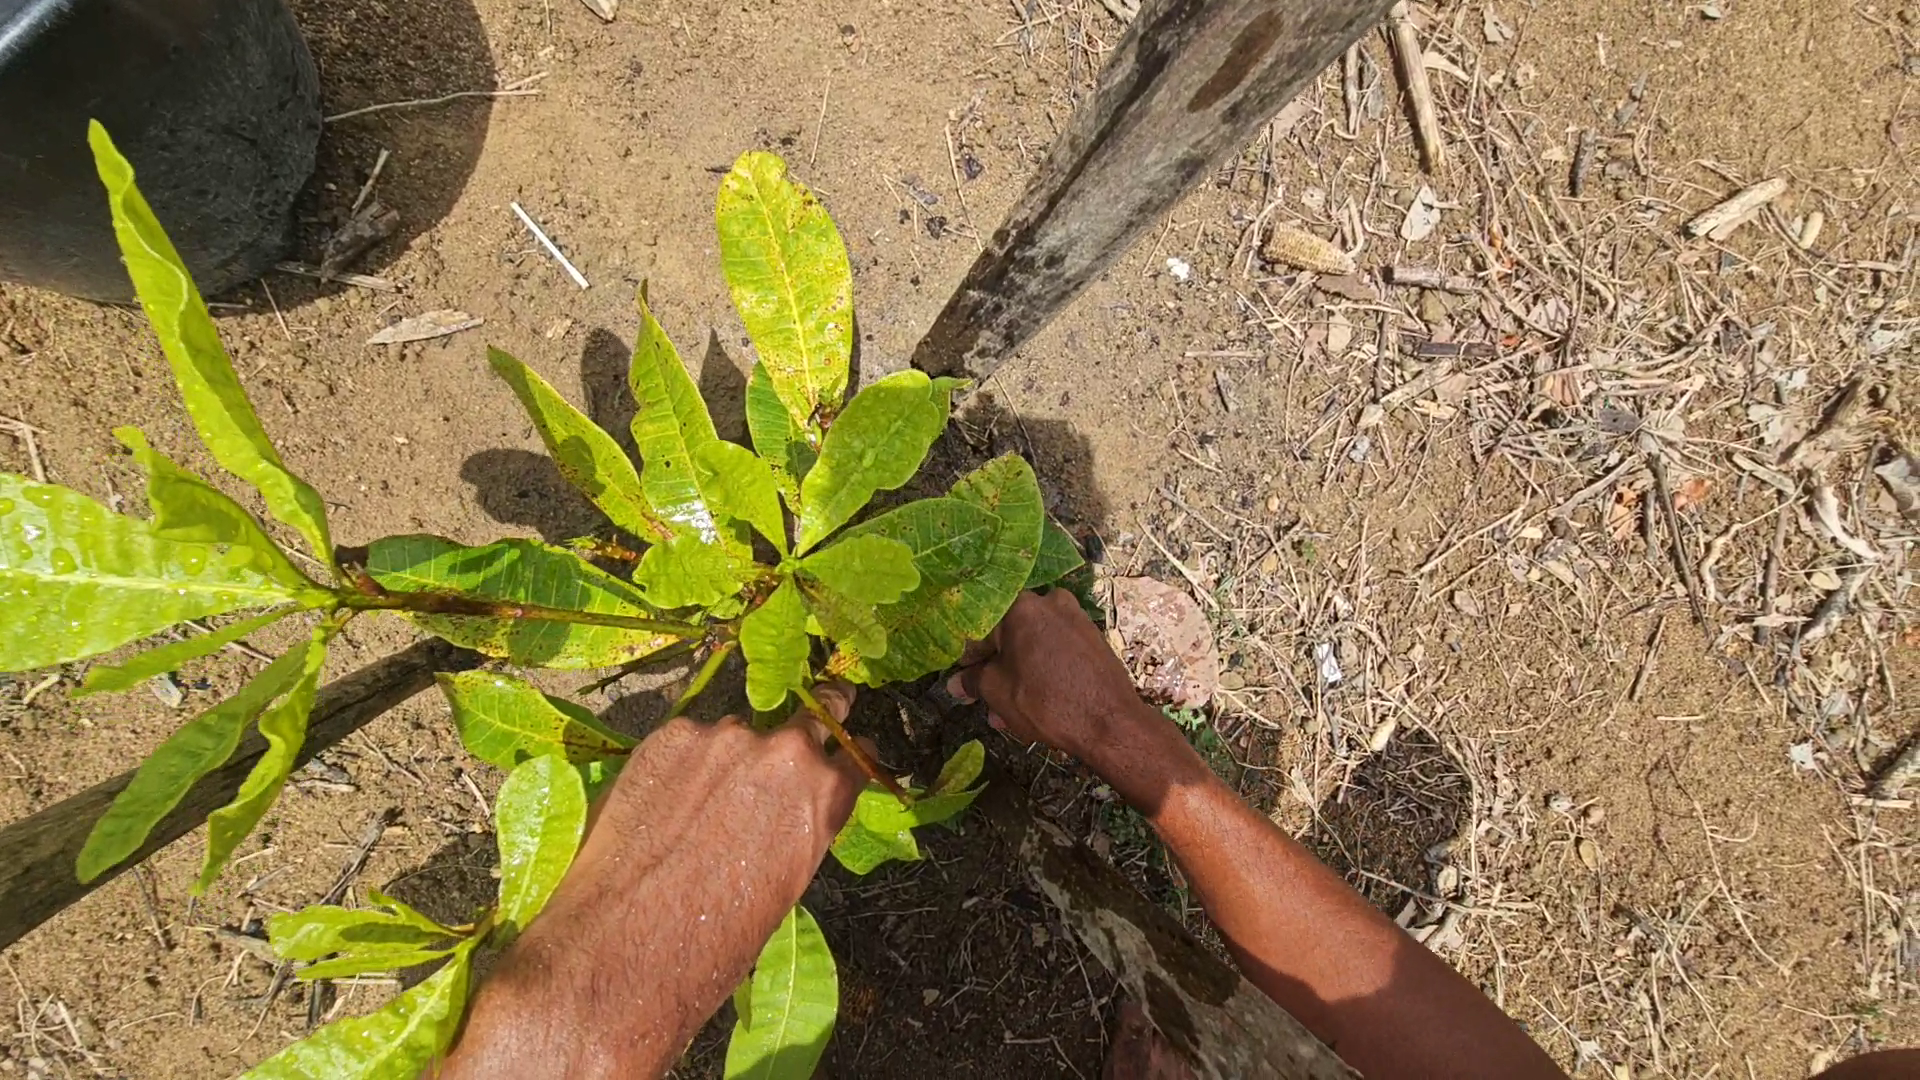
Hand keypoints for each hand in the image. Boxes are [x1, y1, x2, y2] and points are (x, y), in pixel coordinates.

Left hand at [441, 684, 867, 1079]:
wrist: (626, 949)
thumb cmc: (719, 940)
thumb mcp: (790, 877)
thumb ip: (802, 820)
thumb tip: (791, 799)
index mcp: (826, 792)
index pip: (859, 751)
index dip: (850, 753)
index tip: (841, 753)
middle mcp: (787, 750)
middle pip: (816, 710)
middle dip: (812, 720)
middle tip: (796, 736)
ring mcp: (729, 736)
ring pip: (742, 730)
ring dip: (732, 755)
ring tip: (699, 801)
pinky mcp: (674, 735)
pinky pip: (691, 740)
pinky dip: (684, 762)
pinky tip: (663, 803)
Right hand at [946, 590, 1165, 771]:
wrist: (1111, 724)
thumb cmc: (1046, 701)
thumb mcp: (997, 692)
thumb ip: (972, 681)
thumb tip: (955, 683)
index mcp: (1020, 606)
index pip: (979, 629)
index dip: (966, 659)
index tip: (961, 682)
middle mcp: (1048, 602)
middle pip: (1008, 636)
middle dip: (994, 671)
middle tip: (984, 702)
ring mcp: (1074, 619)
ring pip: (1031, 647)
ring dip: (1016, 676)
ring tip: (1007, 715)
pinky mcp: (1091, 638)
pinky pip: (1054, 652)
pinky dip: (1039, 672)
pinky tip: (1033, 703)